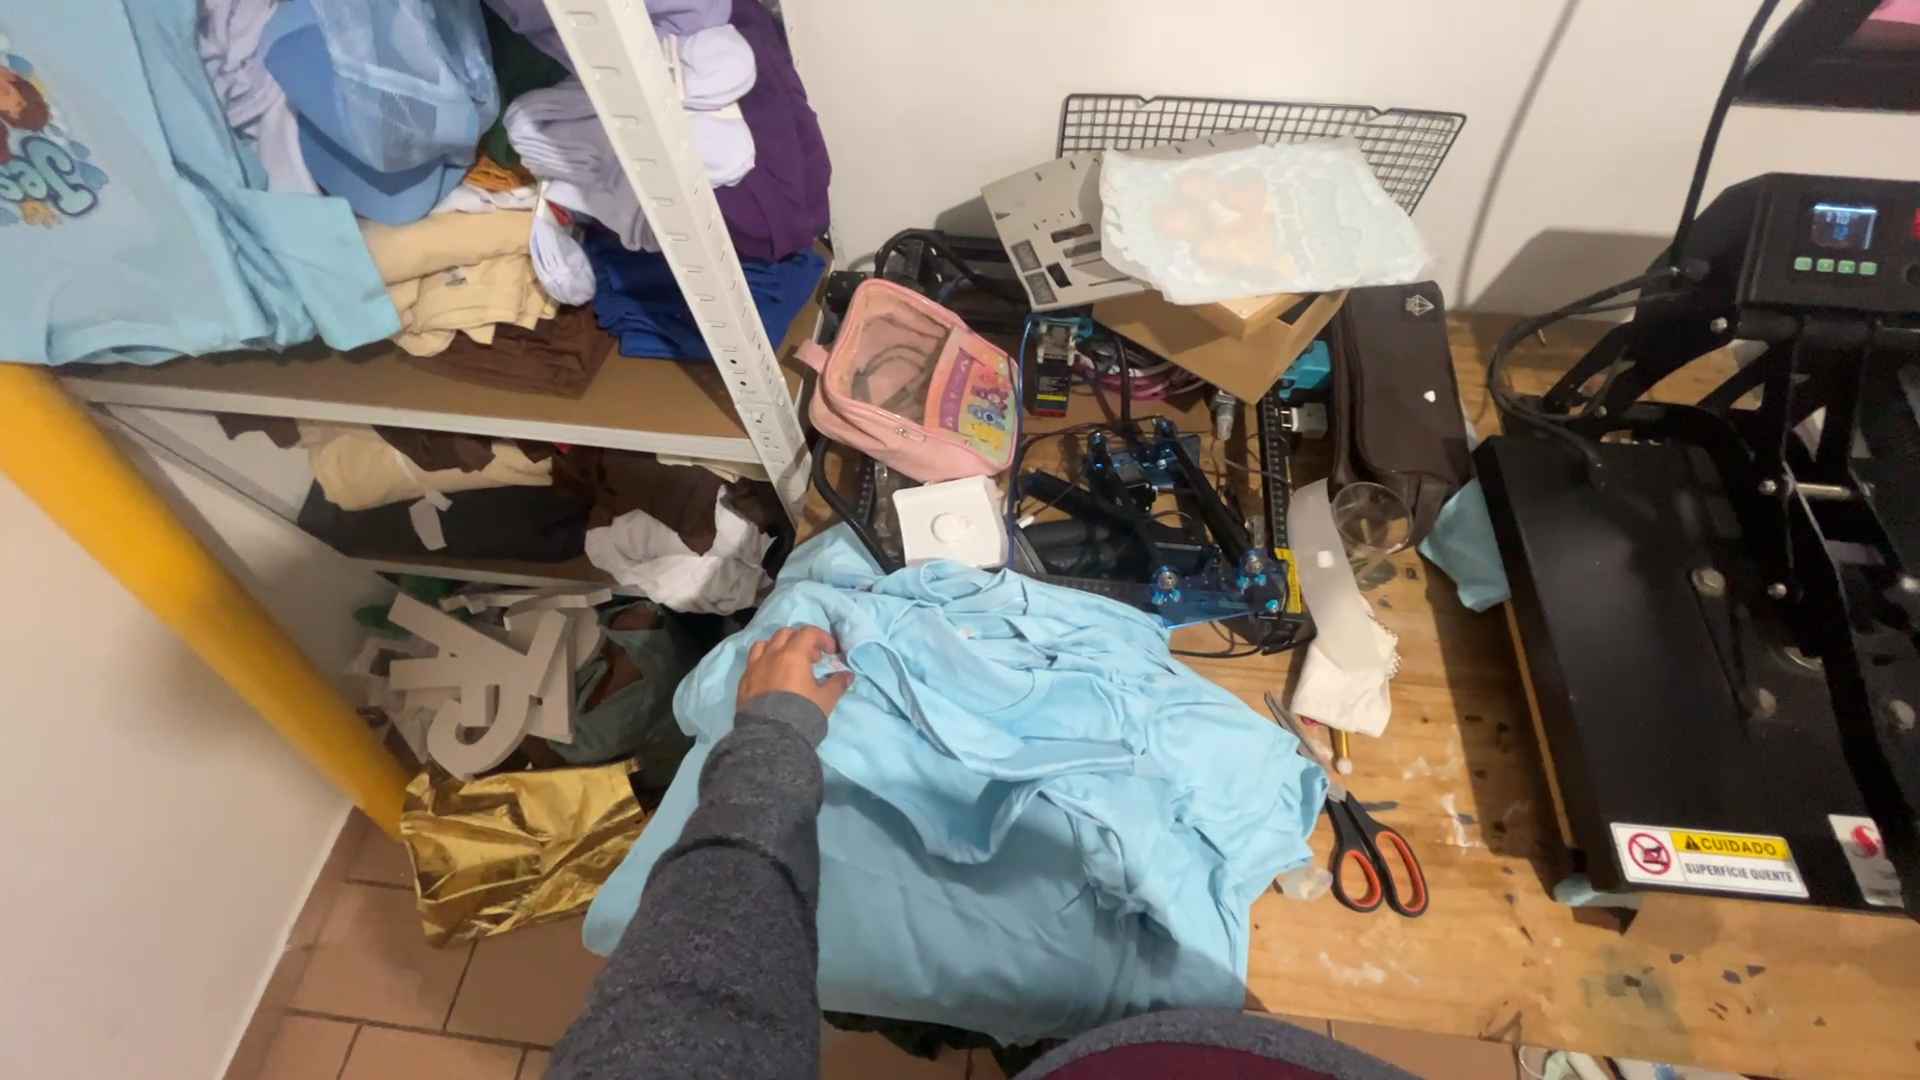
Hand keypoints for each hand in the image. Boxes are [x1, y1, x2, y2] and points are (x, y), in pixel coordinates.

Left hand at [737, 624, 853, 717]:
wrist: (770, 737)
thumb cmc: (802, 713)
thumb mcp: (826, 699)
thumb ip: (837, 684)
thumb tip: (848, 675)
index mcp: (793, 654)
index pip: (808, 633)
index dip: (822, 638)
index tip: (831, 652)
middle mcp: (772, 655)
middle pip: (786, 633)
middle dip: (801, 640)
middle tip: (812, 658)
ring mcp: (754, 667)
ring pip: (764, 644)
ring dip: (779, 647)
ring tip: (787, 662)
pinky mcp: (744, 682)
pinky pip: (753, 662)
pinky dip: (765, 662)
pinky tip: (772, 677)